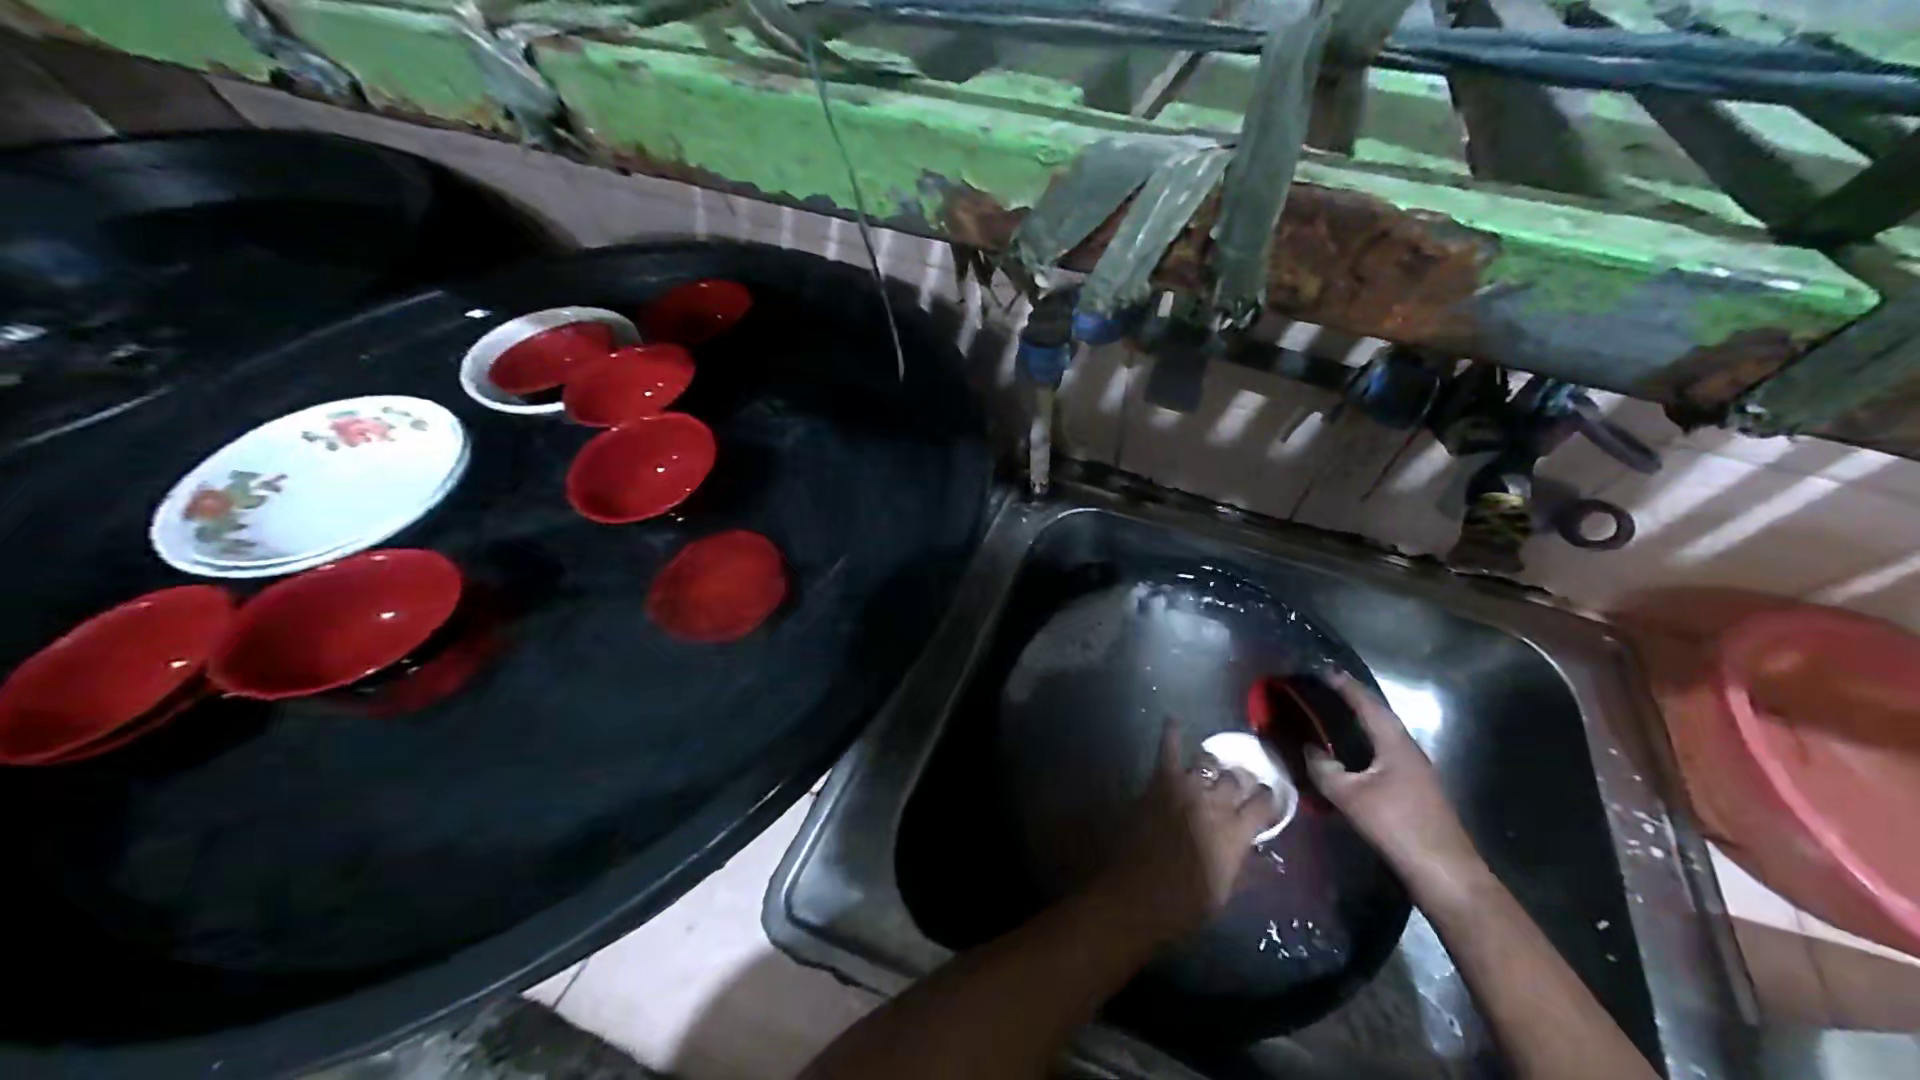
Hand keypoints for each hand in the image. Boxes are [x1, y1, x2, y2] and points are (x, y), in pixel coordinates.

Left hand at [1097, 720, 1279, 941]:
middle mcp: (1215, 803)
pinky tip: (1174, 720)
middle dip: (1242, 781)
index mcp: (1237, 832)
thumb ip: (1245, 866)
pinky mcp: (1159, 782)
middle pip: (1237, 778)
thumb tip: (1262, 855)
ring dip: (1213, 765)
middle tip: (1238, 787)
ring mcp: (1186, 788)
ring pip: (1208, 761)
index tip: (1271, 801)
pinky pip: (1168, 750)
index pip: (1266, 804)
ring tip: (1212, 769)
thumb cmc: (1184, 903)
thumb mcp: (1225, 891)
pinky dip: (1171, 734)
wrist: (1137, 895)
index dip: (1271, 800)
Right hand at [1304, 673, 1483, 890]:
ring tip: (1334, 715)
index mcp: (1395, 743)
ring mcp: (1416, 770)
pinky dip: (1366, 742)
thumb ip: (1324, 769)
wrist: (1444, 870)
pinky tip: (1352, 753)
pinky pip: (1385, 752)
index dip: (1346, 687)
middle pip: (1379, 716)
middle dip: (1353, 700)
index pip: (1367, 704)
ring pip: (1383, 735)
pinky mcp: (1416, 788)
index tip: (1324, 670)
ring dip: (1361, 722)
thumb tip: (1310, 749)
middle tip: (1326, 689)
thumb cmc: (1397, 825)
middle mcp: (1409, 750)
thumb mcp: (1349, 796)